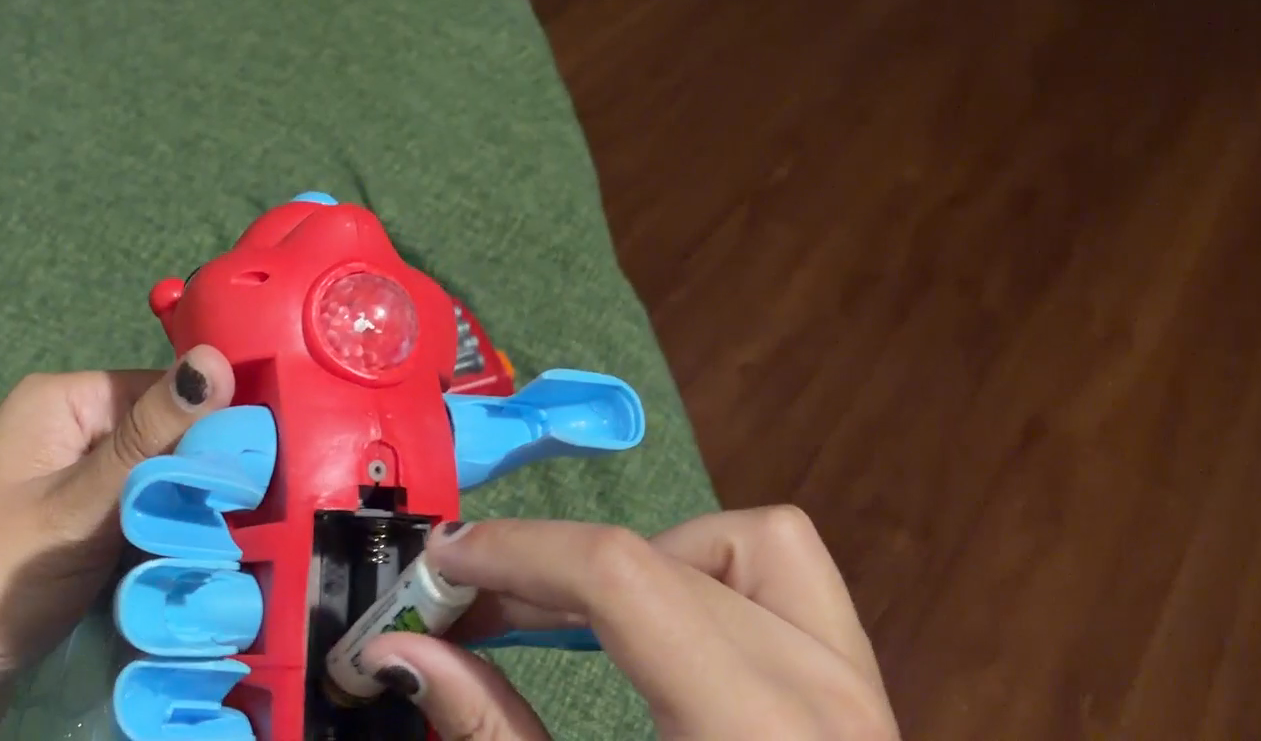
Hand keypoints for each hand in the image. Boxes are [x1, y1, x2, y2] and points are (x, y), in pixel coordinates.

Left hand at [0, 345, 237, 704]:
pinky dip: (162, 544)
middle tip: (249, 518)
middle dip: (200, 479)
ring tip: (231, 549)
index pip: (164, 390)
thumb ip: (152, 437)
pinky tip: (195, 567)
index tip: (265, 465)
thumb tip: (217, 360)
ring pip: (155, 487)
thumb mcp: (79, 505)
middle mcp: (68, 433)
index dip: (214, 423)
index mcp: (63, 401)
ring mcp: (70, 489)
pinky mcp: (74, 537)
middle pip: (162, 440)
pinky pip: (136, 524)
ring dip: (185, 518)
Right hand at [362, 508, 900, 740]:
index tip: (440, 564)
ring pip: (744, 539)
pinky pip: (787, 574)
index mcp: (756, 735)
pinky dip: (706, 570)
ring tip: (579, 615)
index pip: (619, 576)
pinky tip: (659, 625)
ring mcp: (862, 688)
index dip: (515, 551)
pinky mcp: (864, 692)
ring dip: (642, 557)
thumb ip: (488, 731)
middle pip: (655, 555)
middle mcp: (827, 694)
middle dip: (545, 565)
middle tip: (471, 605)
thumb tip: (397, 650)